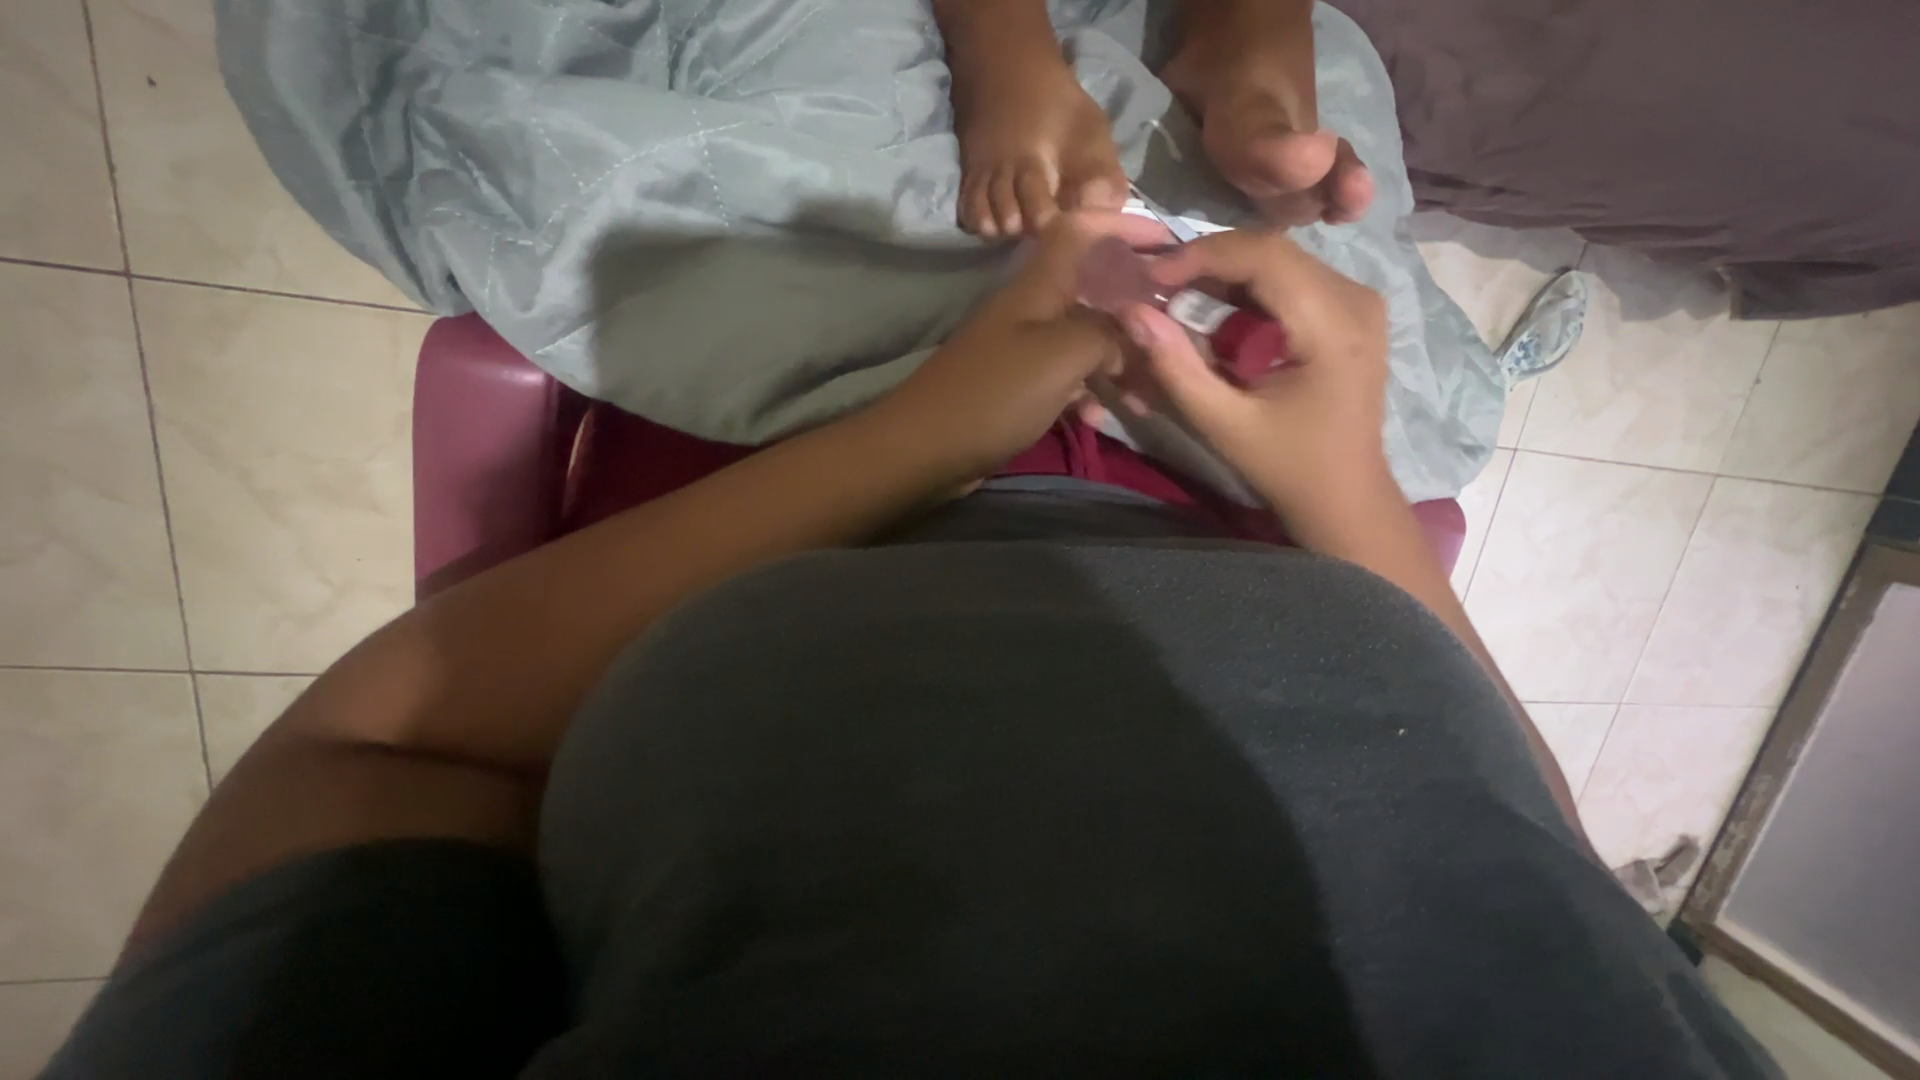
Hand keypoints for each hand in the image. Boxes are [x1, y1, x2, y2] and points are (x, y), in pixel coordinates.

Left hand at [871, 211, 1172, 482]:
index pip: (1081, 230)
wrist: (926, 450)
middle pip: (1093, 289)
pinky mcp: (1017, 389)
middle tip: (1177, 332)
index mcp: (1039, 286)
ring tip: (1150, 391)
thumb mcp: (1063, 355)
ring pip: (1084, 341)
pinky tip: (1103, 418)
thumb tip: (1132, 334)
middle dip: (1136, 306)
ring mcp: (1023, 351)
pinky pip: (1066, 380)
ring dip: (1118, 362)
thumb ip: (1107, 333)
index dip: (1124, 225)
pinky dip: (1088, 394)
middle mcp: (1032, 310)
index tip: (1170, 244)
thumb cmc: (995, 394)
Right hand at [1116, 227, 1394, 527]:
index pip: (1264, 257)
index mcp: (1334, 326)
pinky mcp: (1352, 311)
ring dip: (1224, 275)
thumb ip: (1175, 367)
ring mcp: (1360, 301)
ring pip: (1280, 260)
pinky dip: (1247, 290)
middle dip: (1208, 263)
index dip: (1202, 255)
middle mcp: (1356, 298)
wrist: (1344, 495)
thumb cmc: (1286, 466)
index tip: (1151, 276)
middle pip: (1272, 251)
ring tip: (1177, 299)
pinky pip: (1292, 280)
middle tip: (1156, 287)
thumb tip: (1131, 312)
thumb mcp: (1222, 423)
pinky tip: (1215, 313)